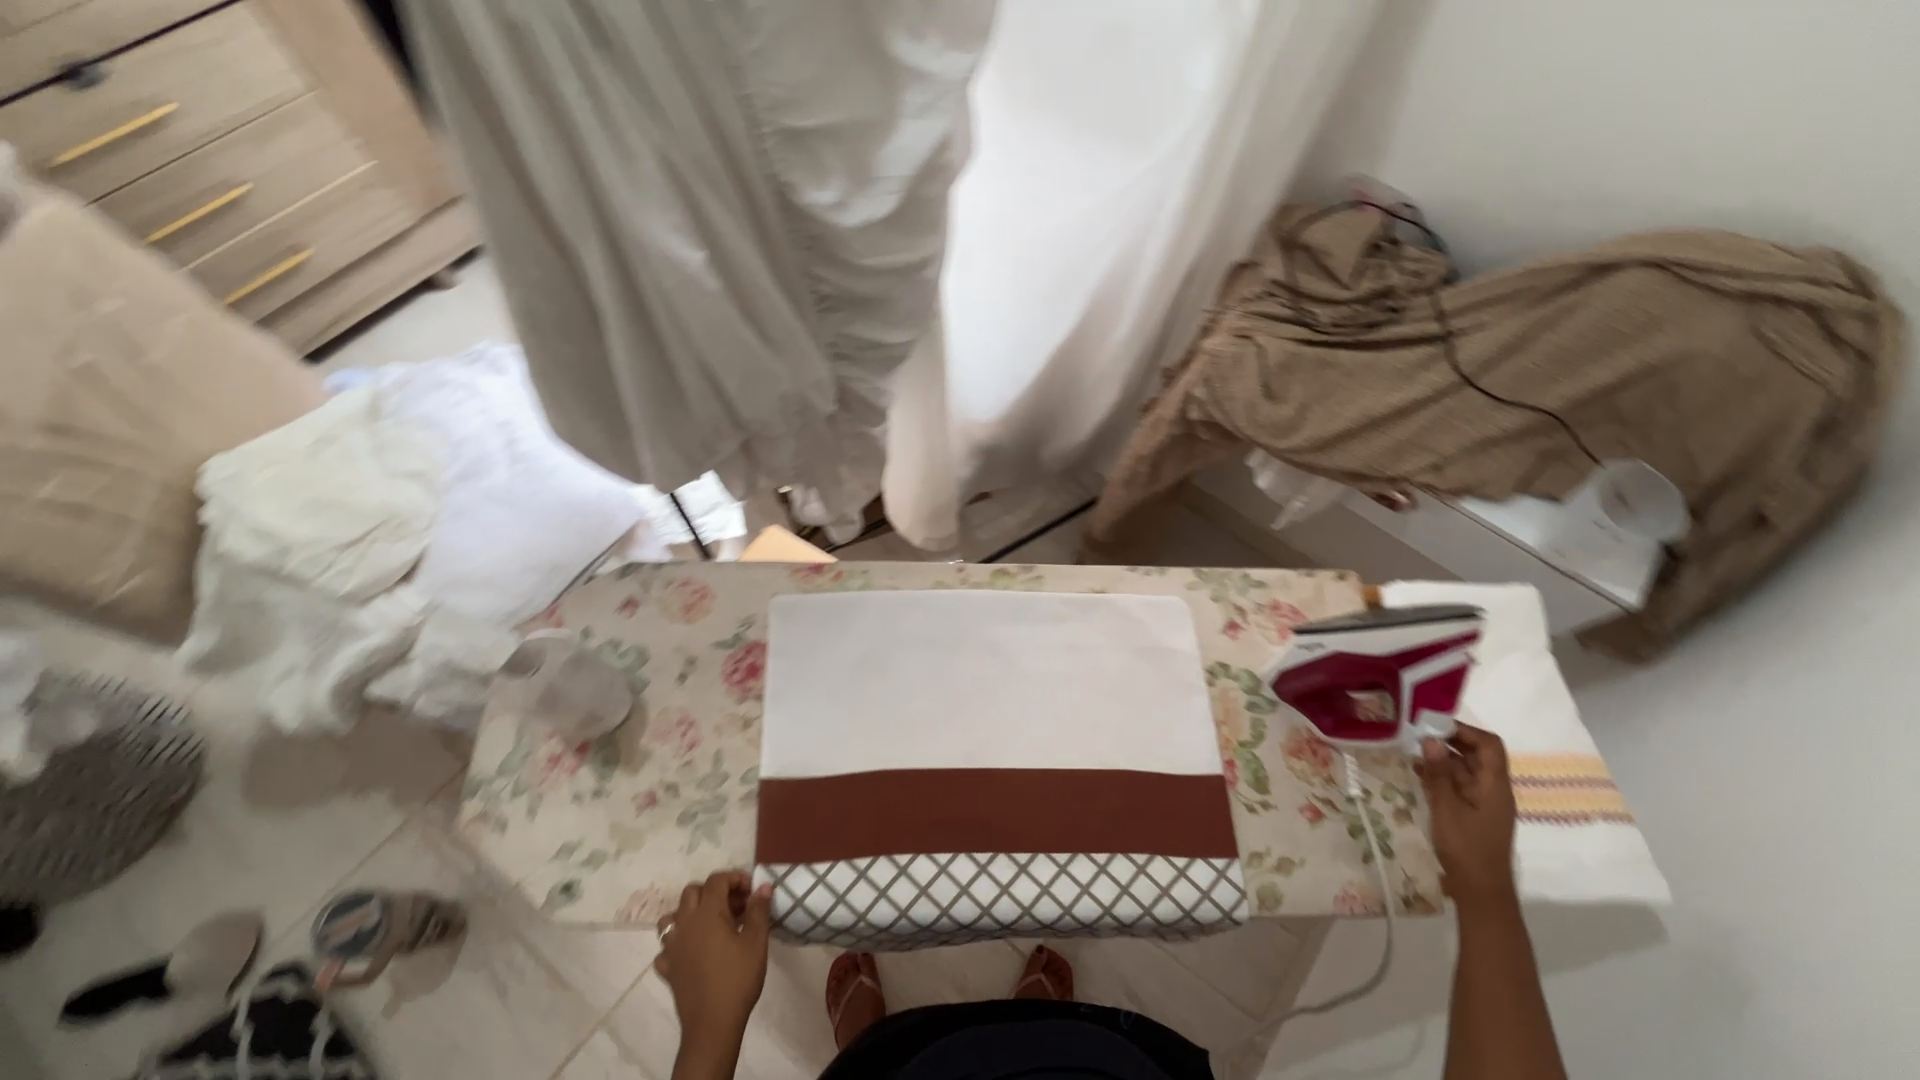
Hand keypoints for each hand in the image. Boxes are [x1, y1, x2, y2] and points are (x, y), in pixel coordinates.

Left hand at [656, 871, 773, 1049]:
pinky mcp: (667, 967)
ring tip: (710, 925)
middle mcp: (685, 923)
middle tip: (736, 907)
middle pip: (692, 892)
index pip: (717, 880)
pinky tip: (693, 952)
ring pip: (673, 916)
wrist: (712, 1023)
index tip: (752, 892)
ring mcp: (671, 946)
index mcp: (707, 913)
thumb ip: (758, 910)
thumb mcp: (756, 941)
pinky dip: (679, 942)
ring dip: (690, 913)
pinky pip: (666, 946)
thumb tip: (762, 886)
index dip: (736, 878)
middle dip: (714, 892)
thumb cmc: (738, 978)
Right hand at [1416, 723, 1517, 911]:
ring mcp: (1485, 803)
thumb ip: (1438, 774)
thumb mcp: (1446, 808)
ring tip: (1413, 753)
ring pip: (1466, 770)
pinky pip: (1460, 786)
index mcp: (1495, 786)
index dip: (1464, 730)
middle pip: (1478, 755)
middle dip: (1450, 741)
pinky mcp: (1474, 814)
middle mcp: (1494, 790)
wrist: (1481, 891)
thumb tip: (1431, 739)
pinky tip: (1419, 775)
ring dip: (1443, 759)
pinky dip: (1442, 776)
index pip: (1489, 745)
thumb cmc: (1466, 848)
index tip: (1434, 726)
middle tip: (1418, 736)